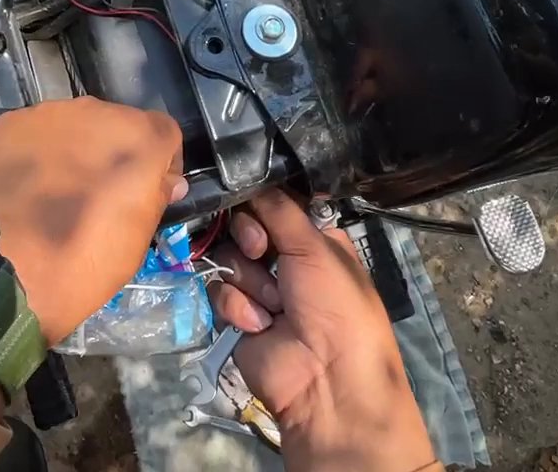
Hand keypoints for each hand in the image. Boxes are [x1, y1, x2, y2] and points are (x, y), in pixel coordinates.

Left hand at [0, 97, 186, 343]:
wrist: (5, 267)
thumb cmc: (83, 262)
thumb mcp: (136, 241)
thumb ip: (155, 197)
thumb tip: (167, 180)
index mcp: (140, 139)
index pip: (163, 131)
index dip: (160, 161)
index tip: (148, 188)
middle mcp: (98, 112)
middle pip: (117, 123)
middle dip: (113, 151)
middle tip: (100, 191)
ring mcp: (50, 112)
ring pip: (74, 123)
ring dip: (75, 147)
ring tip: (59, 188)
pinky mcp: (11, 122)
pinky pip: (35, 131)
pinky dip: (37, 151)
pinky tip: (28, 183)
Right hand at [209, 190, 436, 471]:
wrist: (327, 383)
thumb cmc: (337, 307)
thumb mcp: (318, 247)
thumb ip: (279, 206)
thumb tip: (251, 173)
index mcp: (313, 238)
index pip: (273, 202)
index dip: (260, 198)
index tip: (256, 200)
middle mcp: (285, 258)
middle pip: (244, 223)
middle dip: (250, 236)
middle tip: (262, 250)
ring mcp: (260, 286)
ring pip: (229, 255)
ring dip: (249, 279)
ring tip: (272, 303)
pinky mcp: (238, 313)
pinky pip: (220, 290)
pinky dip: (239, 306)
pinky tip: (260, 325)